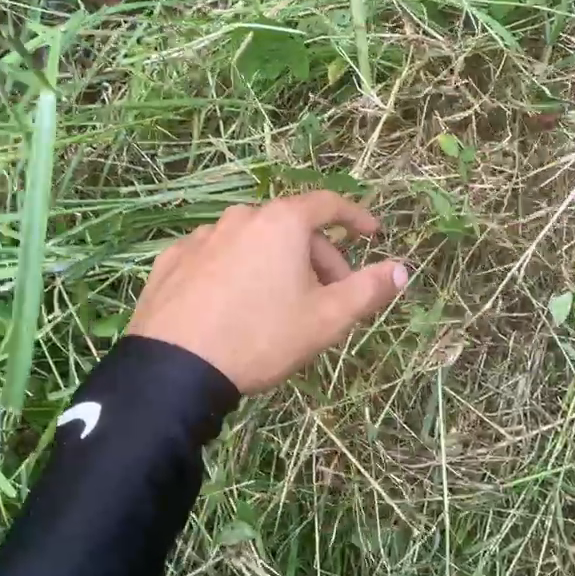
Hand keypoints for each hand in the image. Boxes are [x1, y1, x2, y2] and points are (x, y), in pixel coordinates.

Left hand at [127, 192, 408, 392]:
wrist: (173, 371)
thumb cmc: (261, 337)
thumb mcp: (327, 319)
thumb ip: (369, 289)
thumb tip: (403, 269)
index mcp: (282, 222)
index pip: (329, 204)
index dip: (356, 218)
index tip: (374, 234)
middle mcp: (241, 217)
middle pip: (292, 227)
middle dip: (319, 256)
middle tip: (332, 295)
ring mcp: (201, 238)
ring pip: (254, 242)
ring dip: (277, 263)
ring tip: (282, 303)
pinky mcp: (171, 262)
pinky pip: (217, 257)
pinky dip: (237, 271)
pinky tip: (236, 304)